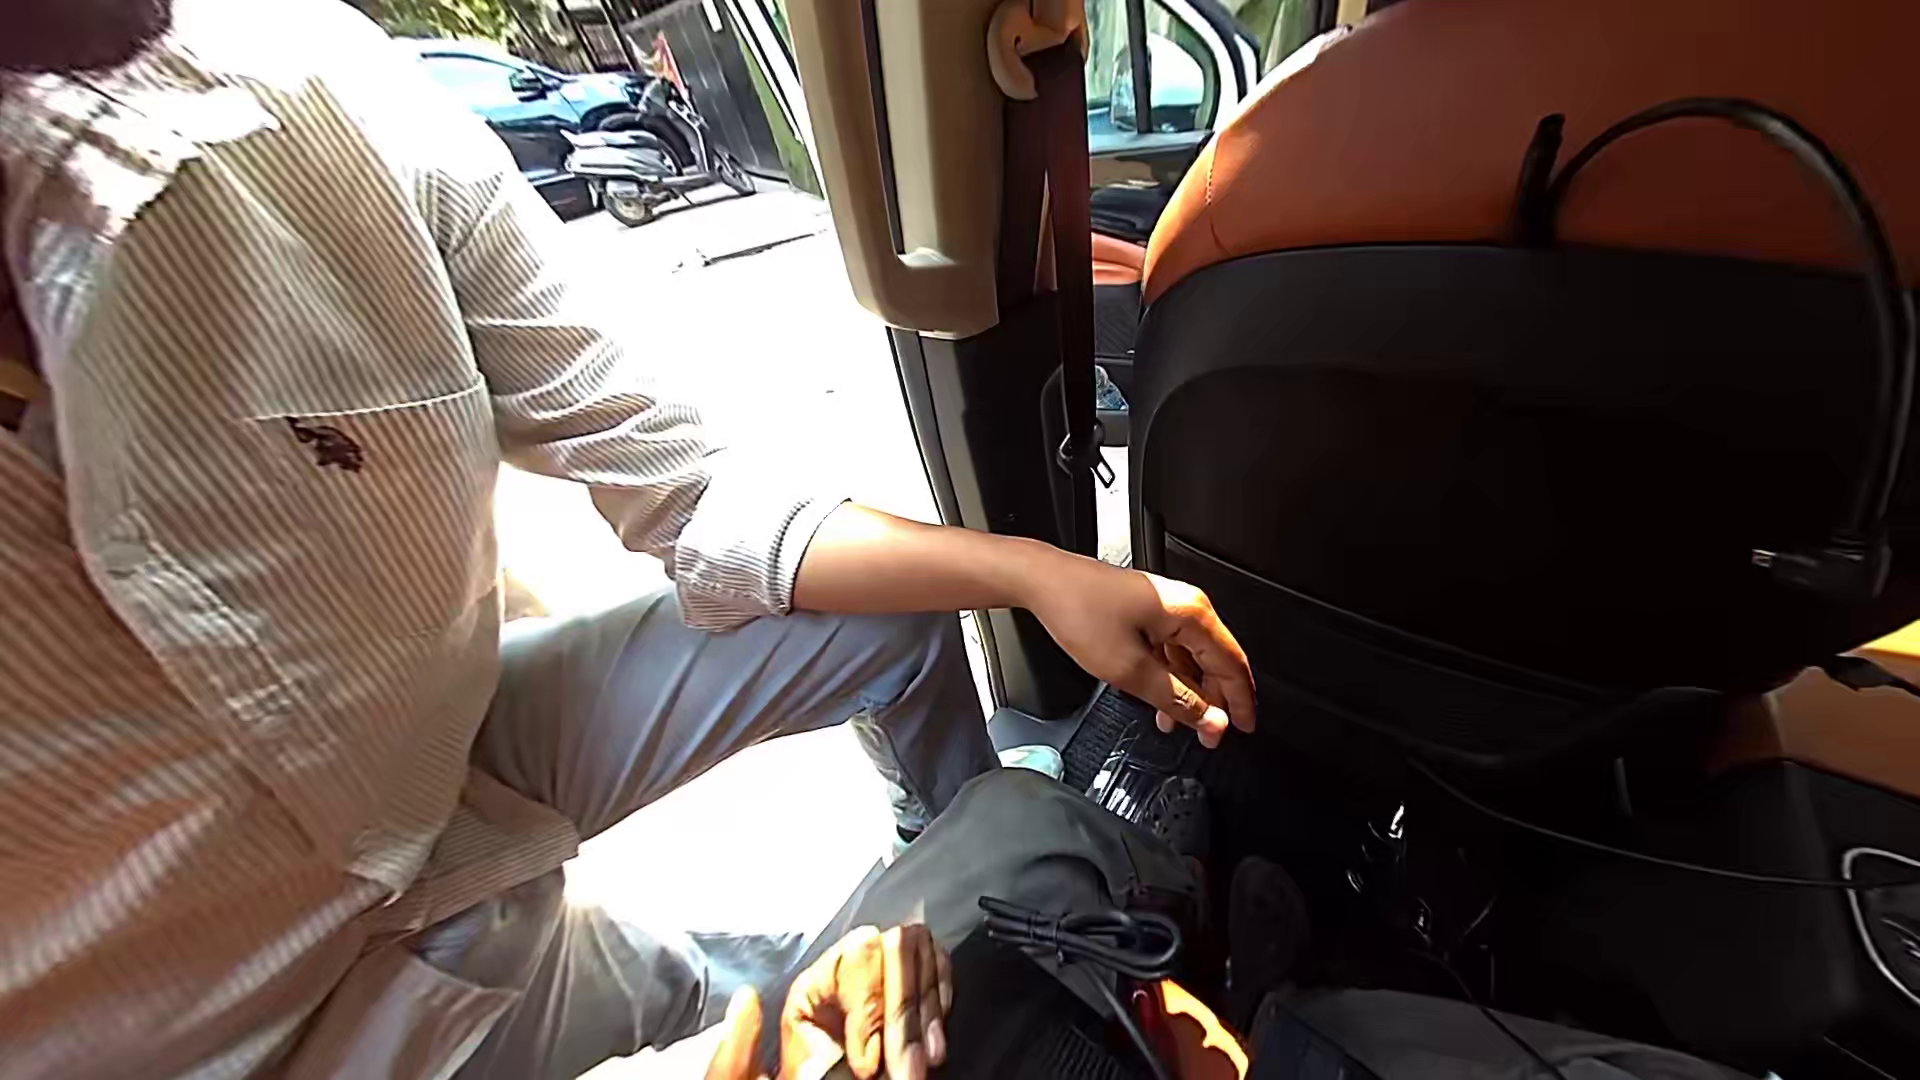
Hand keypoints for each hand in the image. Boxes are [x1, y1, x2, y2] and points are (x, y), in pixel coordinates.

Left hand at [705, 924, 953, 1079]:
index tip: (867, 1065)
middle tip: (909, 1073)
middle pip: (896, 946)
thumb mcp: (759, 1077)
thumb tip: (744, 1001)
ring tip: (925, 1063)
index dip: (868, 1007)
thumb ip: (739, 1054)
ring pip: (921, 949)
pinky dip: (940, 998)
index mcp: (815, 980)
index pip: (856, 953)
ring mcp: (888, 964)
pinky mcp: (916, 979)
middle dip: (903, 1015)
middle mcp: (854, 958)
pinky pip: (938, 964)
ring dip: (925, 1010)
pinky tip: (935, 1040)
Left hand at [1021, 552, 1254, 746]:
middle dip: (1213, 701)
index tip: (1242, 730)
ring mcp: (1163, 605)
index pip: (1233, 665)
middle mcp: (1183, 604)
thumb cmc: (1077, 609)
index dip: (1240, 703)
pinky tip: (1157, 695)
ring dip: (1187, 691)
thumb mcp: (1128, 668)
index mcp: (1190, 613)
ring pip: (1190, 655)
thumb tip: (1210, 720)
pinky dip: (1169, 674)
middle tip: (1209, 735)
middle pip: (1215, 660)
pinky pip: (1170, 646)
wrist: (1042, 581)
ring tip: (1177, 722)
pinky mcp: (1145, 609)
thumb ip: (1175, 698)